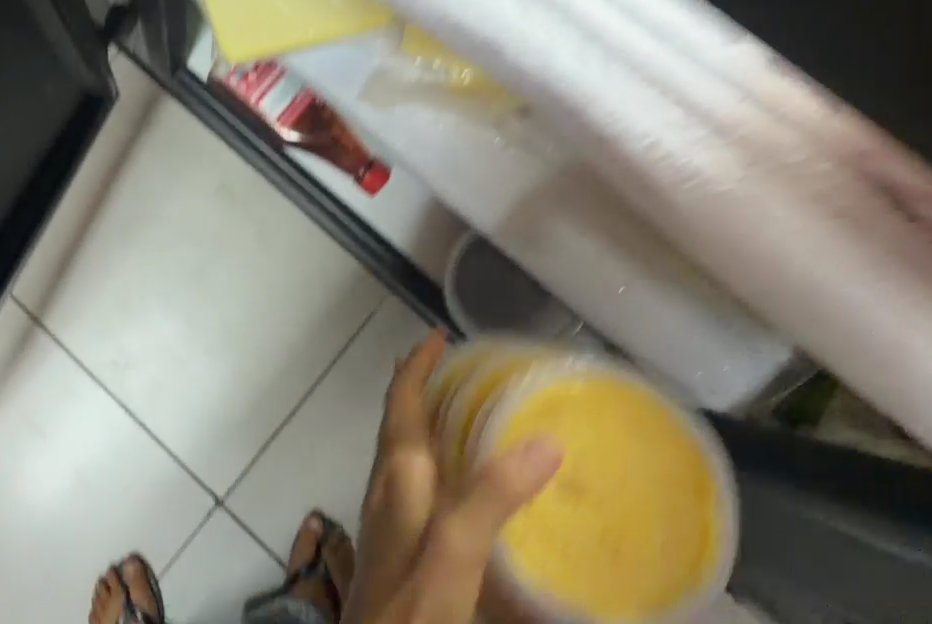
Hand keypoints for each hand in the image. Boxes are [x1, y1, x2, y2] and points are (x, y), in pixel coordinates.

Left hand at [345, 331, 561, 623]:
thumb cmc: (411, 606)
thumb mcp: (456, 549)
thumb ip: (492, 496)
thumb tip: (544, 439)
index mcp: (398, 477)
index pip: (402, 404)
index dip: (416, 366)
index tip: (438, 336)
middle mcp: (388, 489)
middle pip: (399, 424)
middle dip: (422, 389)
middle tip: (460, 369)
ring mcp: (389, 520)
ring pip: (404, 454)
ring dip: (426, 424)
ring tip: (463, 413)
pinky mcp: (399, 548)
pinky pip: (414, 486)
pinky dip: (435, 465)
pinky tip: (459, 488)